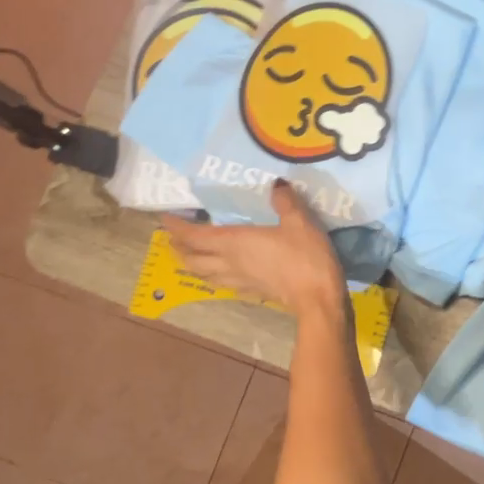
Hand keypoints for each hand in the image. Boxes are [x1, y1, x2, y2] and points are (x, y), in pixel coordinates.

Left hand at [159, 182, 344, 319]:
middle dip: (179, 248)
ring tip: (190, 255)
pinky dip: (213, 276)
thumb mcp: (299, 222)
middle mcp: (230, 262)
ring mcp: (240, 280)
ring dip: (192, 264)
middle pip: (192, 259)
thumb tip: (277, 185)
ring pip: (204, 274)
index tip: (166, 218)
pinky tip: (220, 272)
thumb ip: (285, 202)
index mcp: (235, 243)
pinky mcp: (252, 292)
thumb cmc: (306, 257)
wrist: (317, 298)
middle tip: (174, 237)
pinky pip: (223, 283)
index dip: (177, 227)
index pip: (195, 236)